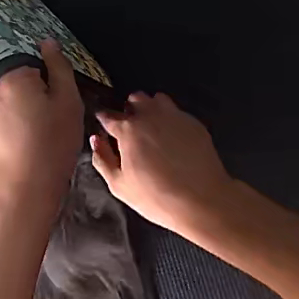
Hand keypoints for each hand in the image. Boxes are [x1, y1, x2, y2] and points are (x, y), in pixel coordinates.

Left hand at [0, 41, 81, 220]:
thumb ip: (60, 68)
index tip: (60, 106)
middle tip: (52, 123)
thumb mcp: (69, 103)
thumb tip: (49, 43)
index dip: (52, 86)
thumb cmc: (50, 147)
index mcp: (13, 77)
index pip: (37, 67)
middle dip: (35, 99)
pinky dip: (11, 132)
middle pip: (20, 85)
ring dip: (23, 116)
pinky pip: (0, 125)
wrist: (19, 194)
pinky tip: (24, 150)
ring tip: (39, 139)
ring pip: (9, 106)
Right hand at [91, 93, 249, 238]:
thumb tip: (97, 140)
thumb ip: (102, 159)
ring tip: (152, 128)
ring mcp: (174, 115)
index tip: (105, 126)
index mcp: (128, 129)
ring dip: (150, 108)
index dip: (104, 120)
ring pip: (157, 99)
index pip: (108, 115)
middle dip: (130, 109)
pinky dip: (170, 118)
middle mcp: (150, 115)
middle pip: (135, 99)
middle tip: (131, 128)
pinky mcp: (193, 122)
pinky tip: (172, 137)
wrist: (201, 199)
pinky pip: (176, 111)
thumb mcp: (119, 185)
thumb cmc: (156, 197)